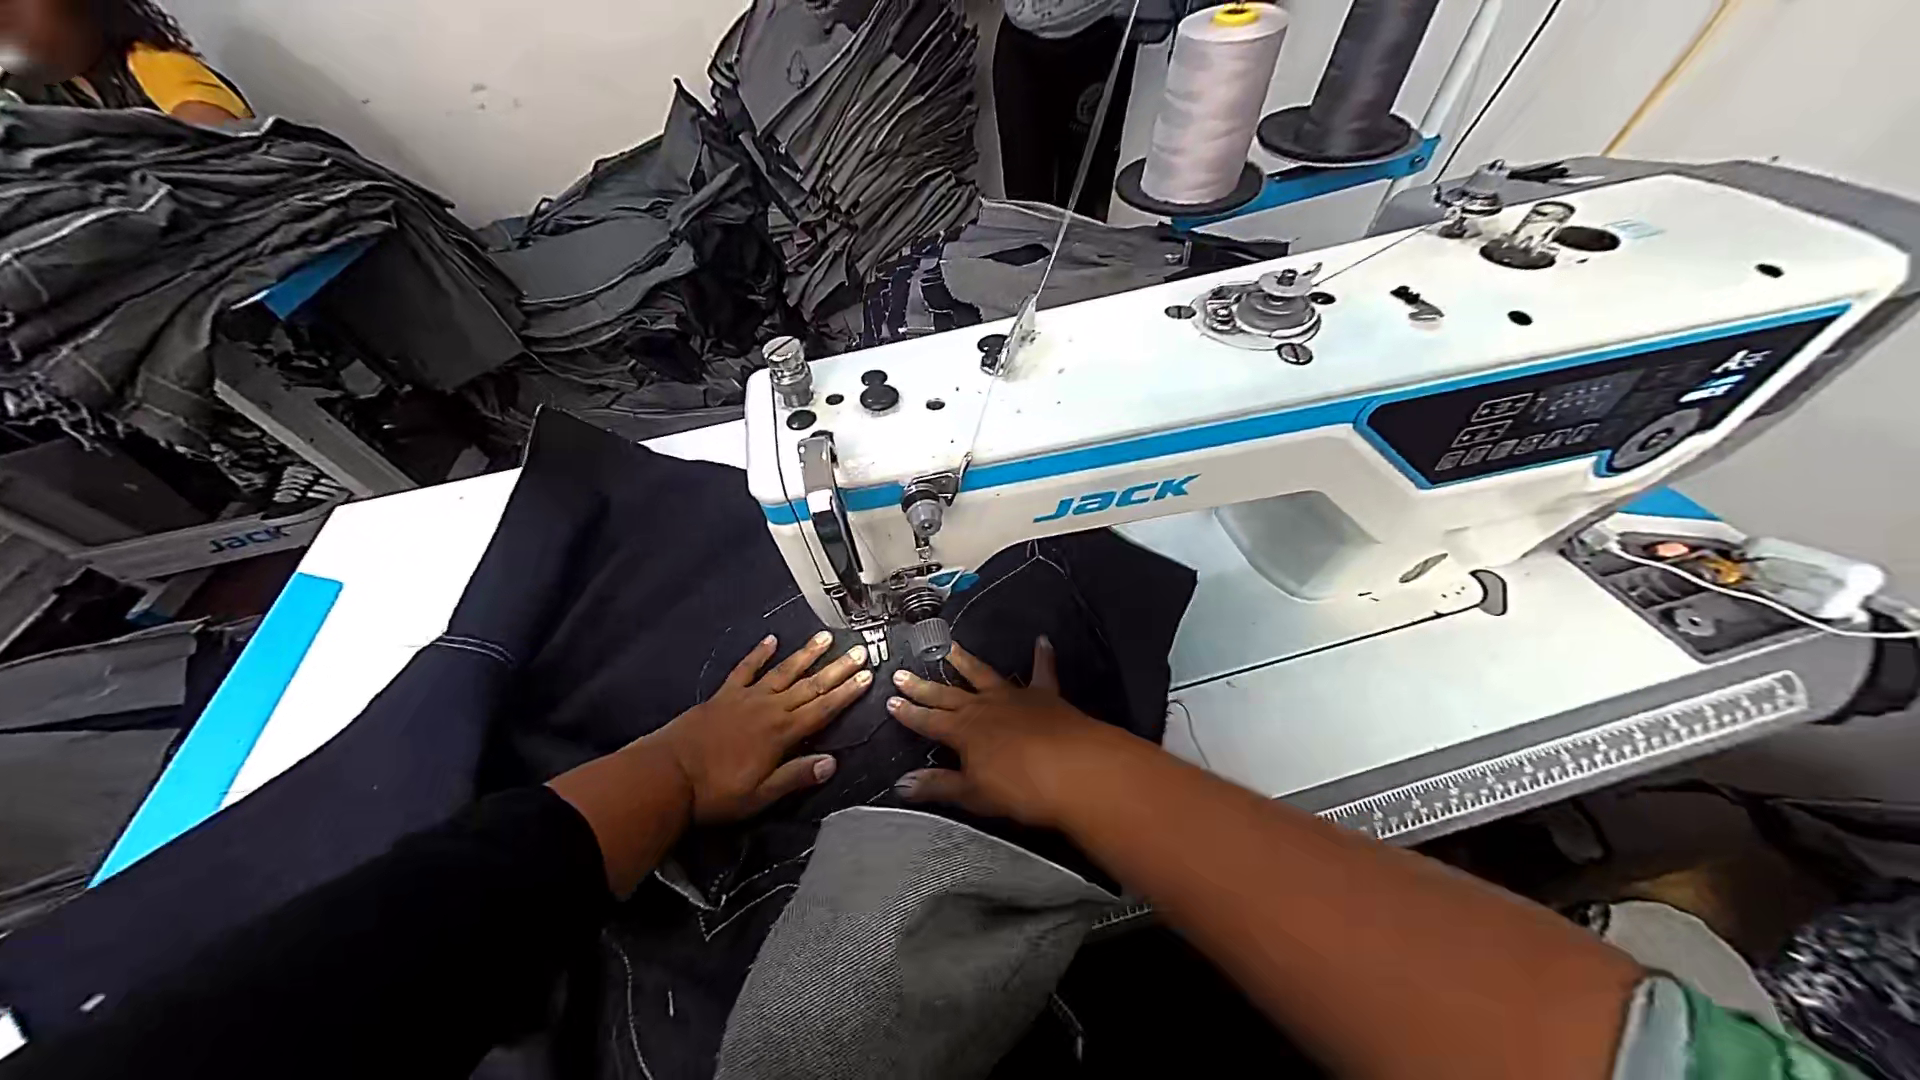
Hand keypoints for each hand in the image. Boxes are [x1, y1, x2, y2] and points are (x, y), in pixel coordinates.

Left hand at [648, 631, 873, 823]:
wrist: (667, 776)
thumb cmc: (715, 791)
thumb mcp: (761, 794)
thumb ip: (796, 776)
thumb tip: (831, 764)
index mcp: (781, 732)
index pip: (823, 709)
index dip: (847, 693)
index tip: (866, 677)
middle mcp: (769, 708)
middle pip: (810, 685)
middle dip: (838, 669)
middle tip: (859, 652)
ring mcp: (746, 698)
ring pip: (784, 671)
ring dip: (806, 654)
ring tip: (826, 638)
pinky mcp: (724, 696)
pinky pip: (745, 669)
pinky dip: (759, 654)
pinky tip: (770, 641)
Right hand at [886, 638, 1143, 827]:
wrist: (1074, 770)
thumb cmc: (1021, 788)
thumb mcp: (973, 793)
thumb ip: (938, 785)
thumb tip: (902, 785)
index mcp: (963, 731)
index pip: (927, 720)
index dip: (908, 712)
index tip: (891, 701)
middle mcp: (983, 707)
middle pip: (947, 694)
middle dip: (923, 686)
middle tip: (903, 673)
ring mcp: (1014, 697)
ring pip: (983, 675)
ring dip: (965, 661)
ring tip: (950, 646)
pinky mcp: (1044, 696)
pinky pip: (1042, 671)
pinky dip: (1042, 656)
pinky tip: (1043, 640)